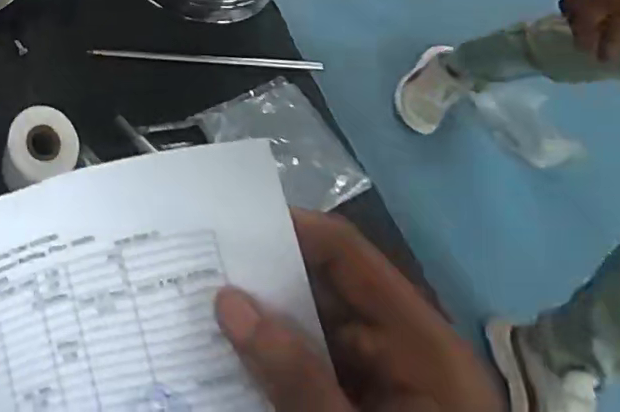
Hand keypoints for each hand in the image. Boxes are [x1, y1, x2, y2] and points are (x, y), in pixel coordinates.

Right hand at [215, 210, 501, 411]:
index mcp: (419, 341)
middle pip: (324, 288)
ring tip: (202, 305)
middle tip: (200, 266)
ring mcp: (386, 386)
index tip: (230, 225)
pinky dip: (275, 364)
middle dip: (264, 279)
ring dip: (263, 322)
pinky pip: (313, 370)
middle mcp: (401, 350)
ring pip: (312, 331)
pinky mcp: (366, 411)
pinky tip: (229, 360)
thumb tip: (228, 301)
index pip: (346, 254)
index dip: (292, 229)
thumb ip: (295, 376)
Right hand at [559, 0, 619, 62]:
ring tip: (578, 30)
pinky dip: (568, 6)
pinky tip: (574, 9)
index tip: (605, 62)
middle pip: (584, 26)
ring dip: (573, 23)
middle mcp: (604, 3)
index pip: (611, 38)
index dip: (607, 52)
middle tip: (586, 50)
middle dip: (584, 40)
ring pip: (572, 10)